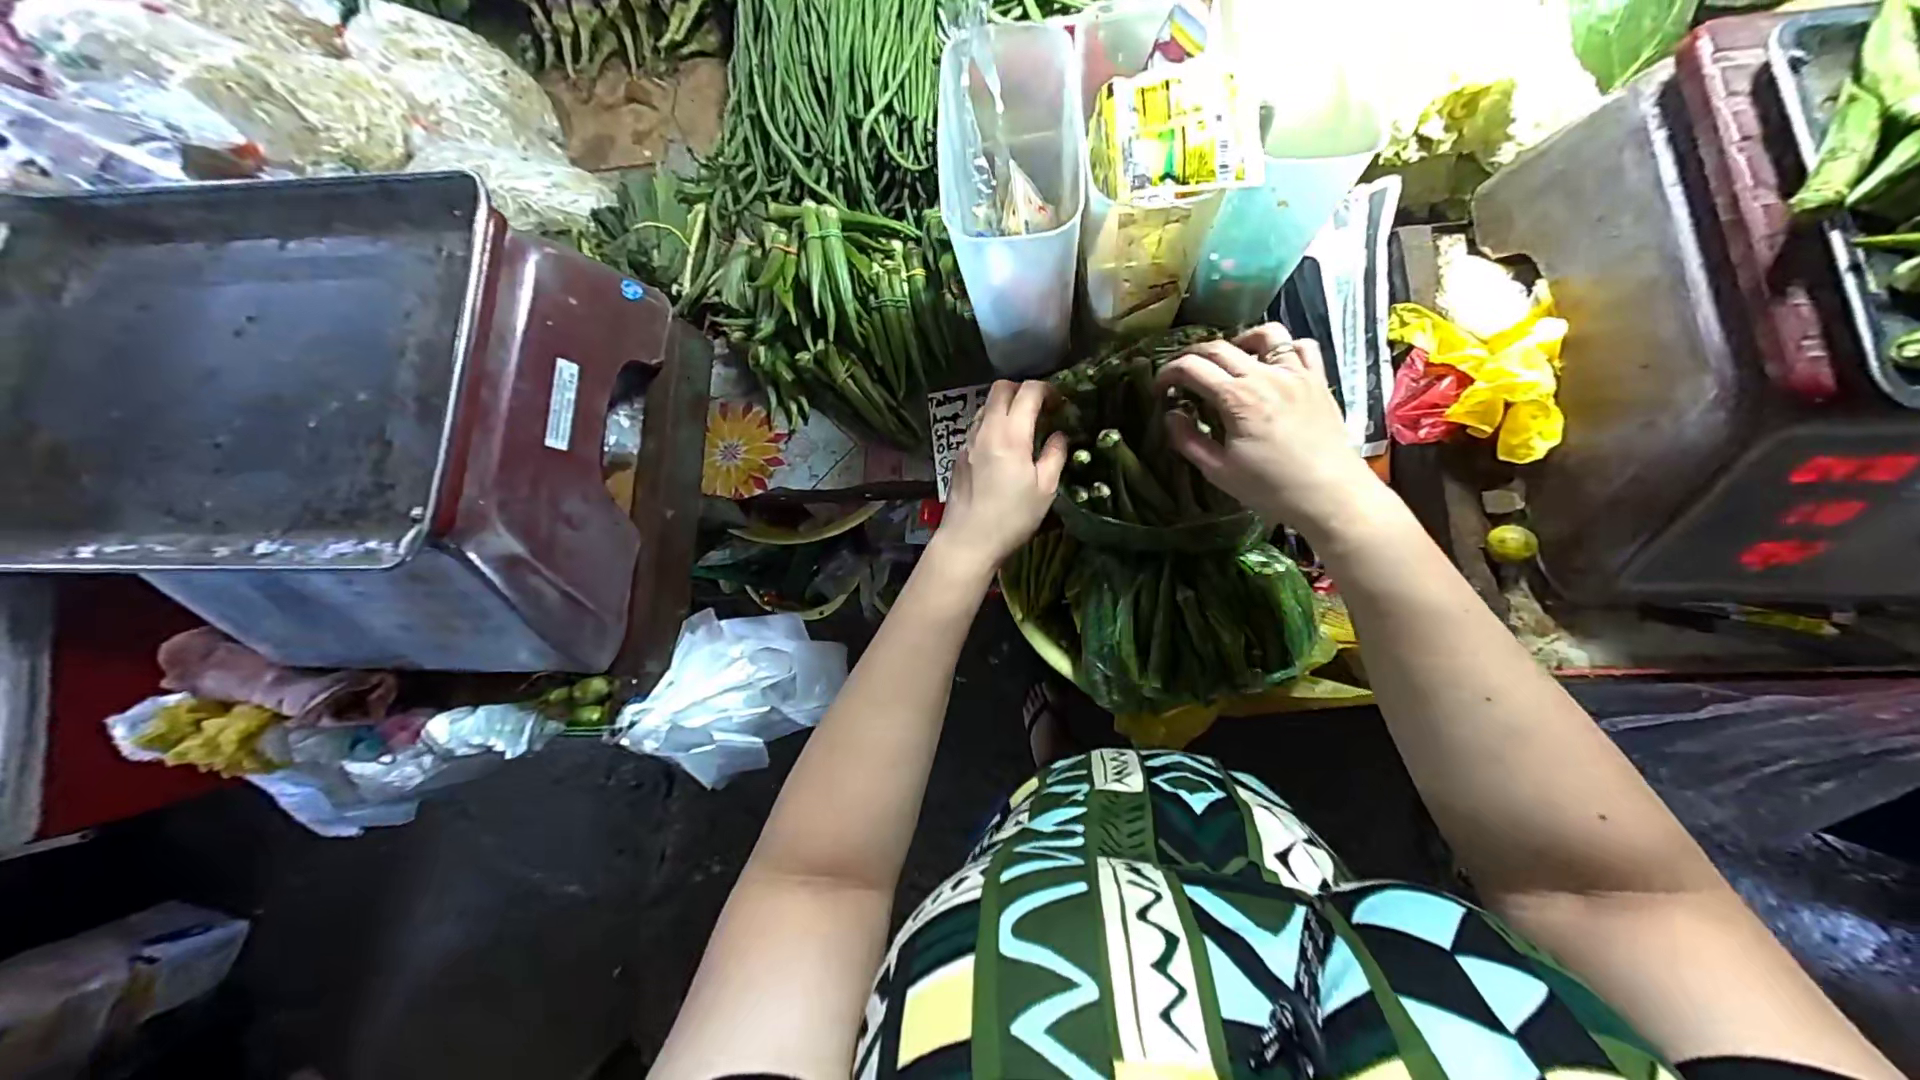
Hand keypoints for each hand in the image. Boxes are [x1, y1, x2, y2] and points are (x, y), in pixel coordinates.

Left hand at [933, 380, 1067, 576]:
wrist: (968, 540)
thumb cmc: (1012, 518)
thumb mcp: (1045, 489)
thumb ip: (1055, 455)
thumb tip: (1059, 435)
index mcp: (1010, 434)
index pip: (1028, 391)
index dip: (1047, 390)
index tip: (1059, 403)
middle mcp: (985, 429)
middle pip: (1001, 388)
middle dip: (1023, 390)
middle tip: (1040, 408)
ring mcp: (968, 440)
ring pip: (985, 405)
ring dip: (1005, 406)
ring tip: (1022, 426)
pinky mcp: (958, 454)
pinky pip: (977, 426)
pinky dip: (992, 424)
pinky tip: (1003, 446)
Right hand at [1157, 323, 1386, 538]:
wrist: (1329, 495)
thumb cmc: (1270, 488)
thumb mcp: (1218, 471)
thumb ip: (1188, 439)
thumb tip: (1172, 414)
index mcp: (1237, 399)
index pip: (1192, 368)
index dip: (1167, 373)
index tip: (1158, 388)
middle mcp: (1266, 376)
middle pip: (1220, 347)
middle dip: (1191, 356)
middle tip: (1181, 376)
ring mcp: (1296, 373)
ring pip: (1265, 334)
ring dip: (1239, 341)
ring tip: (1229, 360)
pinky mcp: (1318, 380)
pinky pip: (1301, 346)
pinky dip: (1282, 347)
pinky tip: (1271, 364)